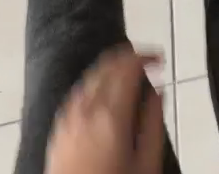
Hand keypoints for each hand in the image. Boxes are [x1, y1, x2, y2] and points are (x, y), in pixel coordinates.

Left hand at [46, 47, 165, 173]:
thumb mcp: (145, 165)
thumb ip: (153, 122)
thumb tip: (158, 91)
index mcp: (111, 114)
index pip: (128, 65)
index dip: (145, 55)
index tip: (160, 59)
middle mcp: (87, 108)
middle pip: (108, 63)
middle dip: (130, 57)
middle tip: (148, 64)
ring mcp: (69, 117)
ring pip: (91, 75)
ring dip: (111, 67)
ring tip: (130, 75)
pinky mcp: (58, 128)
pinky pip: (77, 92)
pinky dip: (94, 83)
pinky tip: (103, 94)